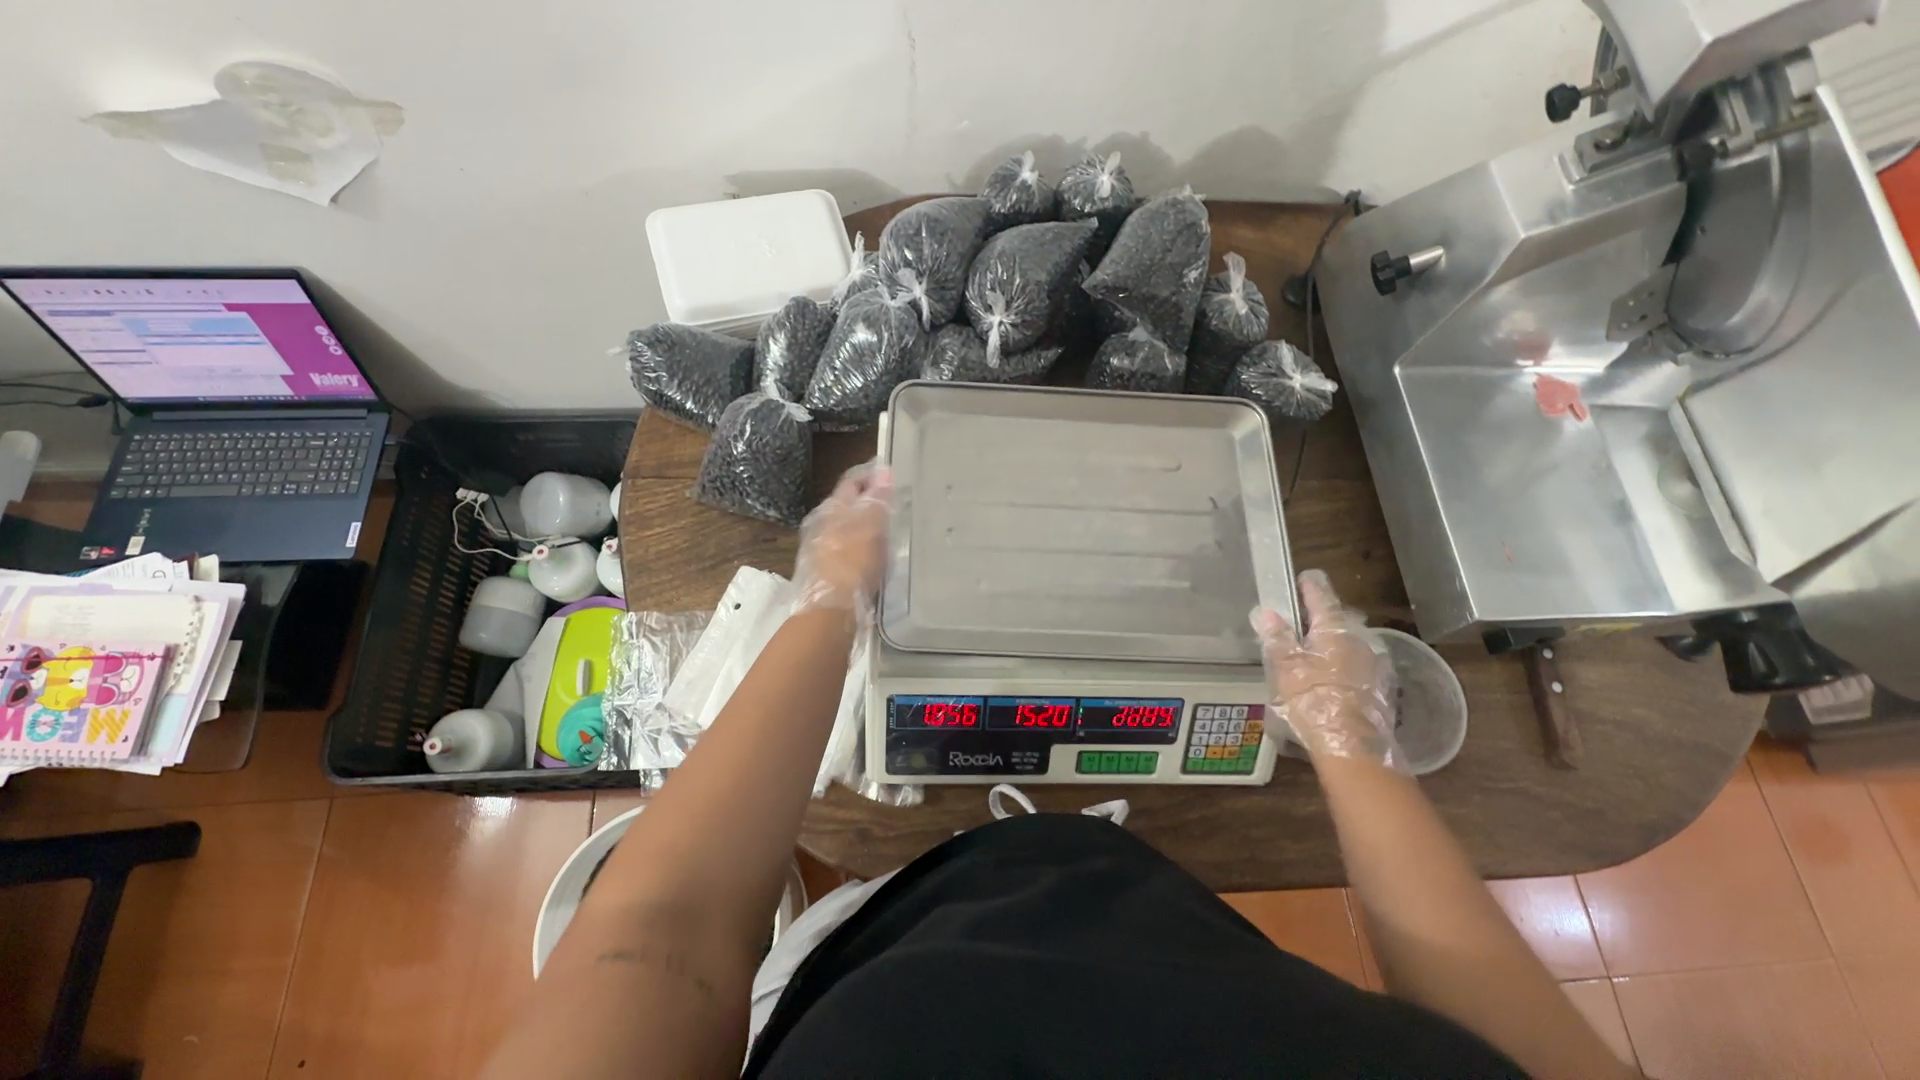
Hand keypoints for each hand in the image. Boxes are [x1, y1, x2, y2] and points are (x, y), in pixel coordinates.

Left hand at [792, 462, 892, 619]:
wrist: (830, 610)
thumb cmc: (853, 563)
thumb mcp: (871, 526)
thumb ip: (877, 498)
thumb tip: (883, 470)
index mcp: (833, 508)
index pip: (852, 482)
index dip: (871, 477)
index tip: (893, 478)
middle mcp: (822, 524)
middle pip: (847, 505)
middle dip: (867, 502)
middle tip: (893, 505)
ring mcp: (820, 549)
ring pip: (844, 528)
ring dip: (863, 526)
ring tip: (886, 531)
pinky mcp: (823, 571)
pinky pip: (845, 550)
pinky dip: (859, 547)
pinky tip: (871, 558)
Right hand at [1250, 570, 1402, 768]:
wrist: (1353, 746)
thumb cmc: (1314, 701)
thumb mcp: (1286, 669)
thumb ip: (1277, 638)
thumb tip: (1266, 611)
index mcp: (1335, 629)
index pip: (1321, 596)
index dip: (1309, 587)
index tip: (1301, 579)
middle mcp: (1360, 639)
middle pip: (1337, 620)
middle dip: (1318, 620)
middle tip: (1297, 626)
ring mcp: (1374, 663)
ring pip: (1349, 643)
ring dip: (1332, 644)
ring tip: (1311, 656)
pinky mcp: (1380, 686)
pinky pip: (1358, 665)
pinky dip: (1343, 665)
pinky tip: (1330, 680)